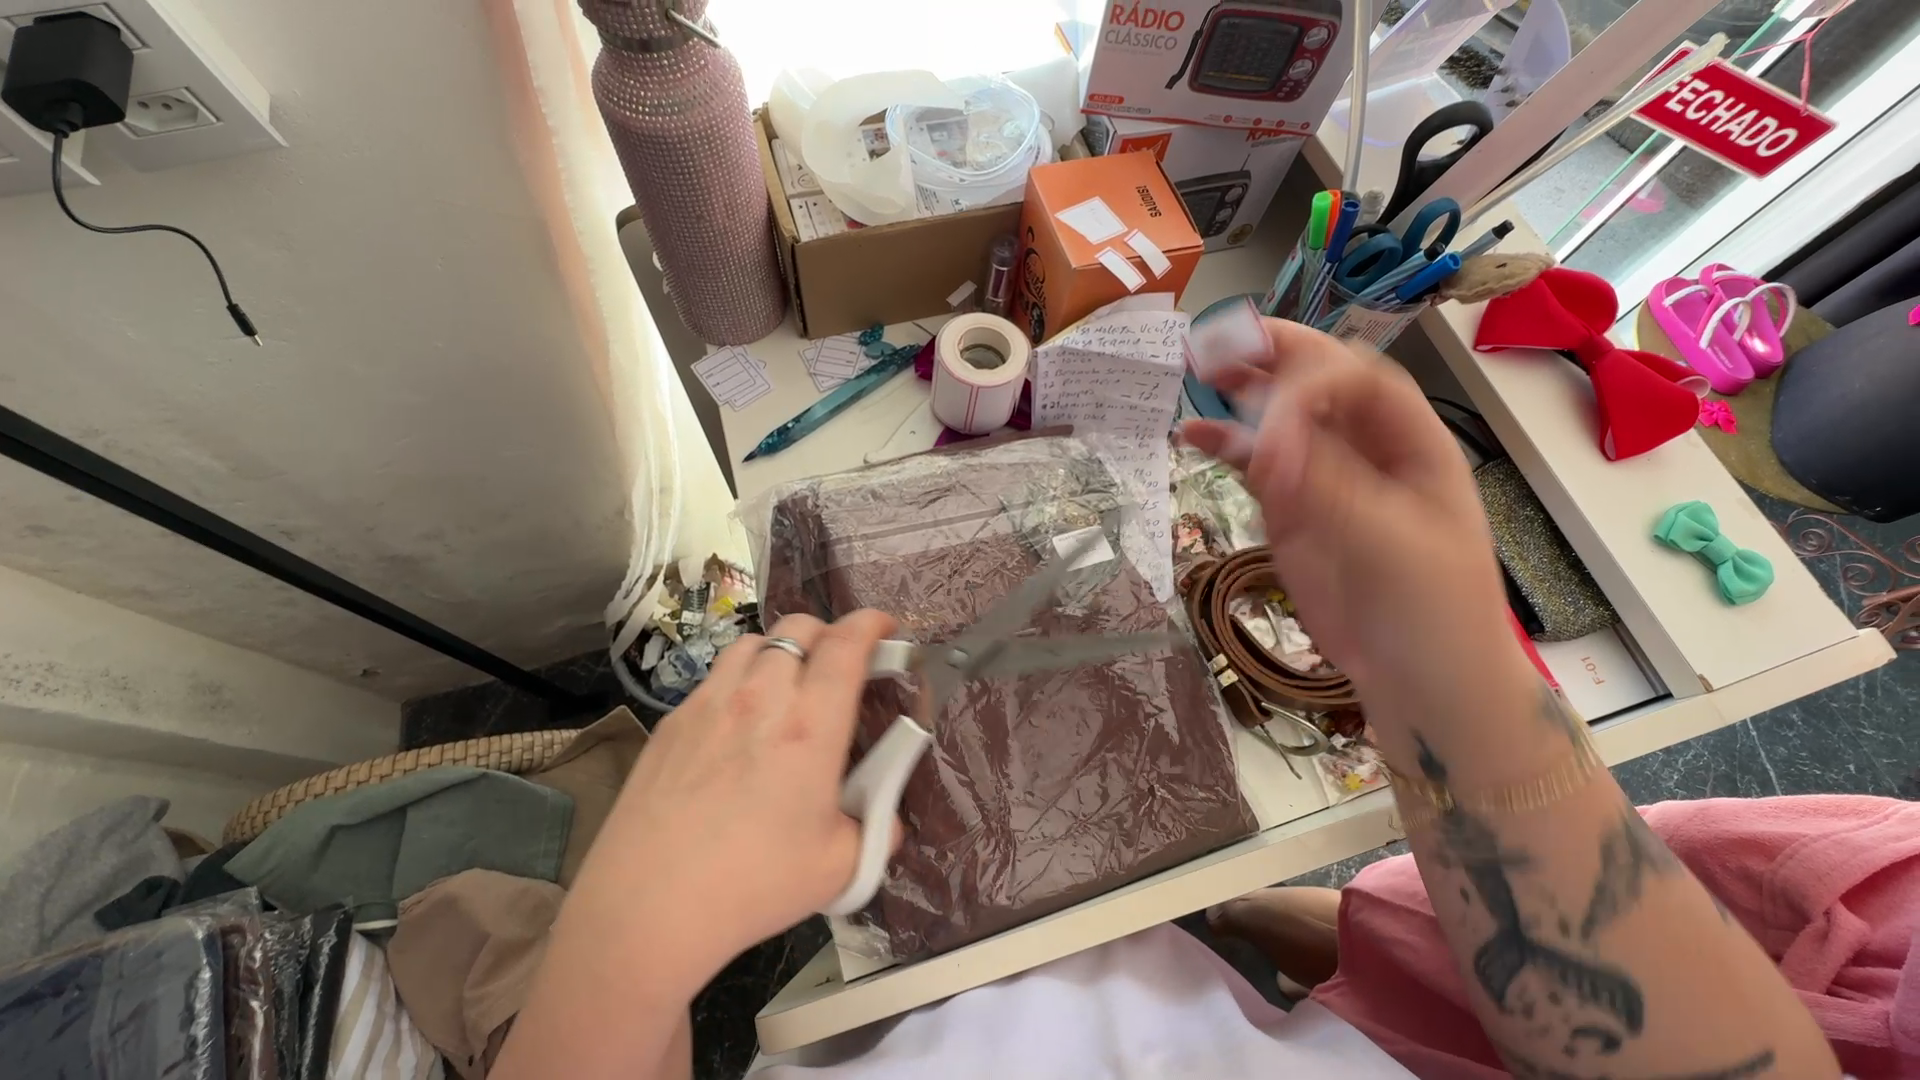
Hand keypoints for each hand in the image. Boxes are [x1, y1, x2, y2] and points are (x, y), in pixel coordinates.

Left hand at [577, 610, 898, 977]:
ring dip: (782, 651)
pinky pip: (716, 677)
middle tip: (841, 665)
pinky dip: (741, 680)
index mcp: (811, 726)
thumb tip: (883, 817)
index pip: (847, 645)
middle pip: (799, 628)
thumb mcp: (840, 866)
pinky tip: (738, 725)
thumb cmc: (753, 885)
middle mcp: (761, 698)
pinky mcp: (672, 722)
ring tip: (788, 686)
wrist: (647, 907)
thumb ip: (875, 829)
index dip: (872, 623)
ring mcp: (709, 704)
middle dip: (829, 633)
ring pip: (753, 644)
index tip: (885, 625)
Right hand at [1181, 303, 1526, 719]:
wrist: (1419, 678)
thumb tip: (1264, 447)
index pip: (1356, 381)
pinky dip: (1224, 446)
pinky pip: (1253, 465)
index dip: (1307, 386)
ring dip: (1241, 391)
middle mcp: (1364, 446)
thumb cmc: (1429, 609)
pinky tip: (1192, 434)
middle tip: (1216, 346)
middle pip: (1318, 382)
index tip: (1266, 428)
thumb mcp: (1389, 543)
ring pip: (1279, 418)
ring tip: (1197, 371)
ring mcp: (1322, 477)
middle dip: (1270, 358)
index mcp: (1409, 440)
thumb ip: (1329, 487)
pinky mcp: (1290, 509)